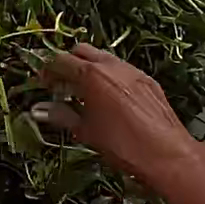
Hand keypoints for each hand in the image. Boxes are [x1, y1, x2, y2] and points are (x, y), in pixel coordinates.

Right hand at [32, 43, 204, 189]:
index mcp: (92, 75)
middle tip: (60, 84)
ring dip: (90, 68)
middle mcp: (112, 65)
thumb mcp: (86, 131)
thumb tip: (38, 110)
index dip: (48, 70)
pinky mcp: (147, 79)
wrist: (166, 152)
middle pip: (82, 51)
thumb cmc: (122, 144)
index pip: (61, 61)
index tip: (42, 82)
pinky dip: (109, 75)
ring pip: (104, 58)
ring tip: (83, 92)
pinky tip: (108, 97)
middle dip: (68, 63)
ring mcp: (132, 70)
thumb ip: (62, 115)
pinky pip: (122, 69)